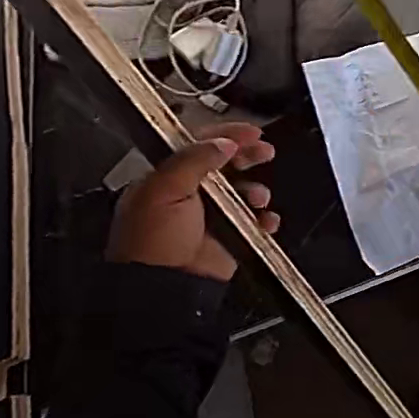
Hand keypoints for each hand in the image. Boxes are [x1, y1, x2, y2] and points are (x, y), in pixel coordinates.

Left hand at [106, 122, 278, 281]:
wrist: (167, 285)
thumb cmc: (153, 242)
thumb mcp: (164, 191)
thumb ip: (192, 160)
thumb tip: (221, 143)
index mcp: (167, 179)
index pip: (198, 146)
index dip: (225, 136)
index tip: (249, 132)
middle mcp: (190, 194)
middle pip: (226, 165)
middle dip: (248, 156)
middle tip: (264, 151)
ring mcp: (212, 215)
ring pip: (245, 191)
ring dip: (257, 191)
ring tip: (258, 198)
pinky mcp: (231, 235)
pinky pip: (257, 220)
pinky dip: (266, 218)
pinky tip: (265, 219)